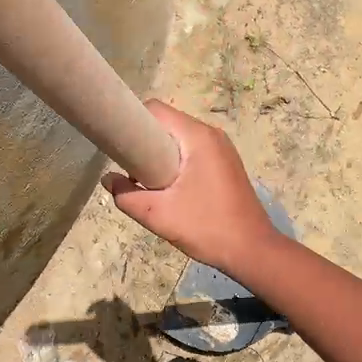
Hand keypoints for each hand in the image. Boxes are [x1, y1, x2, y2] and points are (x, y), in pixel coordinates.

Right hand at [102, 100, 281, 272]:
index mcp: (197, 136)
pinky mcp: (225, 161)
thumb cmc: (207, 228)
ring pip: (179, 138)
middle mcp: (211, 133)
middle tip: (131, 170)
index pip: (156, 110)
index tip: (118, 145)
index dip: (132, 121)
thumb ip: (127, 196)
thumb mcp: (160, 216)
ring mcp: (222, 147)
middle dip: (145, 141)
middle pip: (167, 123)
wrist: (253, 251)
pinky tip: (170, 188)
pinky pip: (192, 149)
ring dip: (160, 153)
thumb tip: (108, 179)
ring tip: (148, 182)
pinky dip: (176, 161)